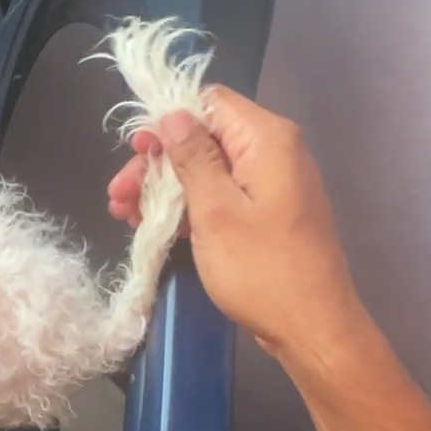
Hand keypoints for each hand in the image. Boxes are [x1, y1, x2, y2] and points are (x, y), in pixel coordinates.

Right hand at [107, 87, 367, 367]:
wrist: (311, 328)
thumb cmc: (261, 268)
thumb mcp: (215, 210)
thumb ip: (193, 158)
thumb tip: (172, 115)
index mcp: (267, 139)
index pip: (210, 103)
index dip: (167, 120)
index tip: (134, 152)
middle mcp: (274, 152)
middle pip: (204, 138)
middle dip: (157, 163)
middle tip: (119, 195)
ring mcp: (271, 186)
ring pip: (207, 170)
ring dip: (165, 188)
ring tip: (125, 215)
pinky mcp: (265, 215)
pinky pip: (220, 197)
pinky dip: (187, 208)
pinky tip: (154, 225)